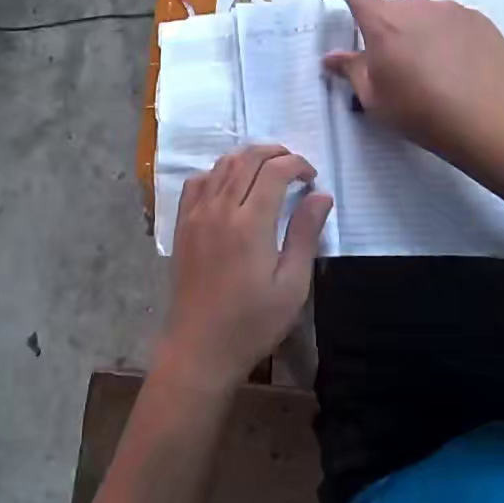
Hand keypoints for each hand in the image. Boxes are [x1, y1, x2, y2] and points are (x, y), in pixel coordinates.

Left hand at [160, 145, 332, 384]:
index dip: (298, 164)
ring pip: (222, 165)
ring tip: (268, 172)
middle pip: (248, 158)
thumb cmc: (252, 323)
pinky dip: (218, 172)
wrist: (199, 349)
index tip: (312, 179)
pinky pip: (197, 182)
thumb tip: (321, 195)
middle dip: (276, 153)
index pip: (275, 170)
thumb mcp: (292, 284)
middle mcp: (220, 209)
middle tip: (295, 167)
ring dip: (248, 158)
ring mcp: (196, 215)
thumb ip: (306, 234)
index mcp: (251, 223)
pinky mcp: (182, 225)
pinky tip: (231, 186)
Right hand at [324, 0, 503, 158]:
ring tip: (435, 67)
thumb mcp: (375, 100)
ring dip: (422, 31)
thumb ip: (352, 72)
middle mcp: (416, 8)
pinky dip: (450, 36)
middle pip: (394, 7)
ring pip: (426, 14)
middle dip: (390, 27)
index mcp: (383, 24)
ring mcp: (450, 10)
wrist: (486, 117)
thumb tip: (330, 58)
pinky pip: (454, 21)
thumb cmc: (419, 111)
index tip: (351, 4)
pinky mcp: (478, 19)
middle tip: (399, 63)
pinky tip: (460, 66)